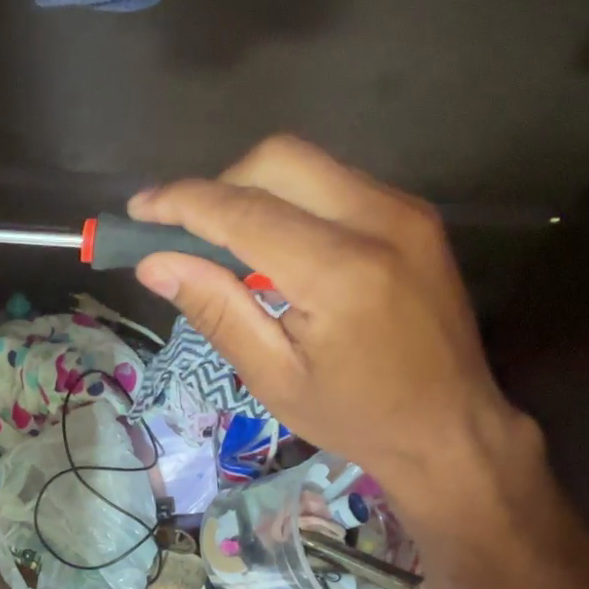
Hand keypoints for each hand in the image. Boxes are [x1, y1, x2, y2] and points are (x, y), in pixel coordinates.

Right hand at [127, 136, 532, 515]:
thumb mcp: (273, 376)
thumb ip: (216, 310)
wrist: (451, 427)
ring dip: (254, 191)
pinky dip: (291, 202)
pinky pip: (336, 183)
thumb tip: (154, 264)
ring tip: (226, 246)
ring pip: (308, 165)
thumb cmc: (354, 416)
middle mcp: (379, 221)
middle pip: (278, 160)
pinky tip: (276, 250)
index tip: (137, 209)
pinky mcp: (414, 215)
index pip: (243, 211)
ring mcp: (404, 212)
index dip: (181, 203)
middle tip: (187, 235)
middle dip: (219, 186)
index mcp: (340, 272)